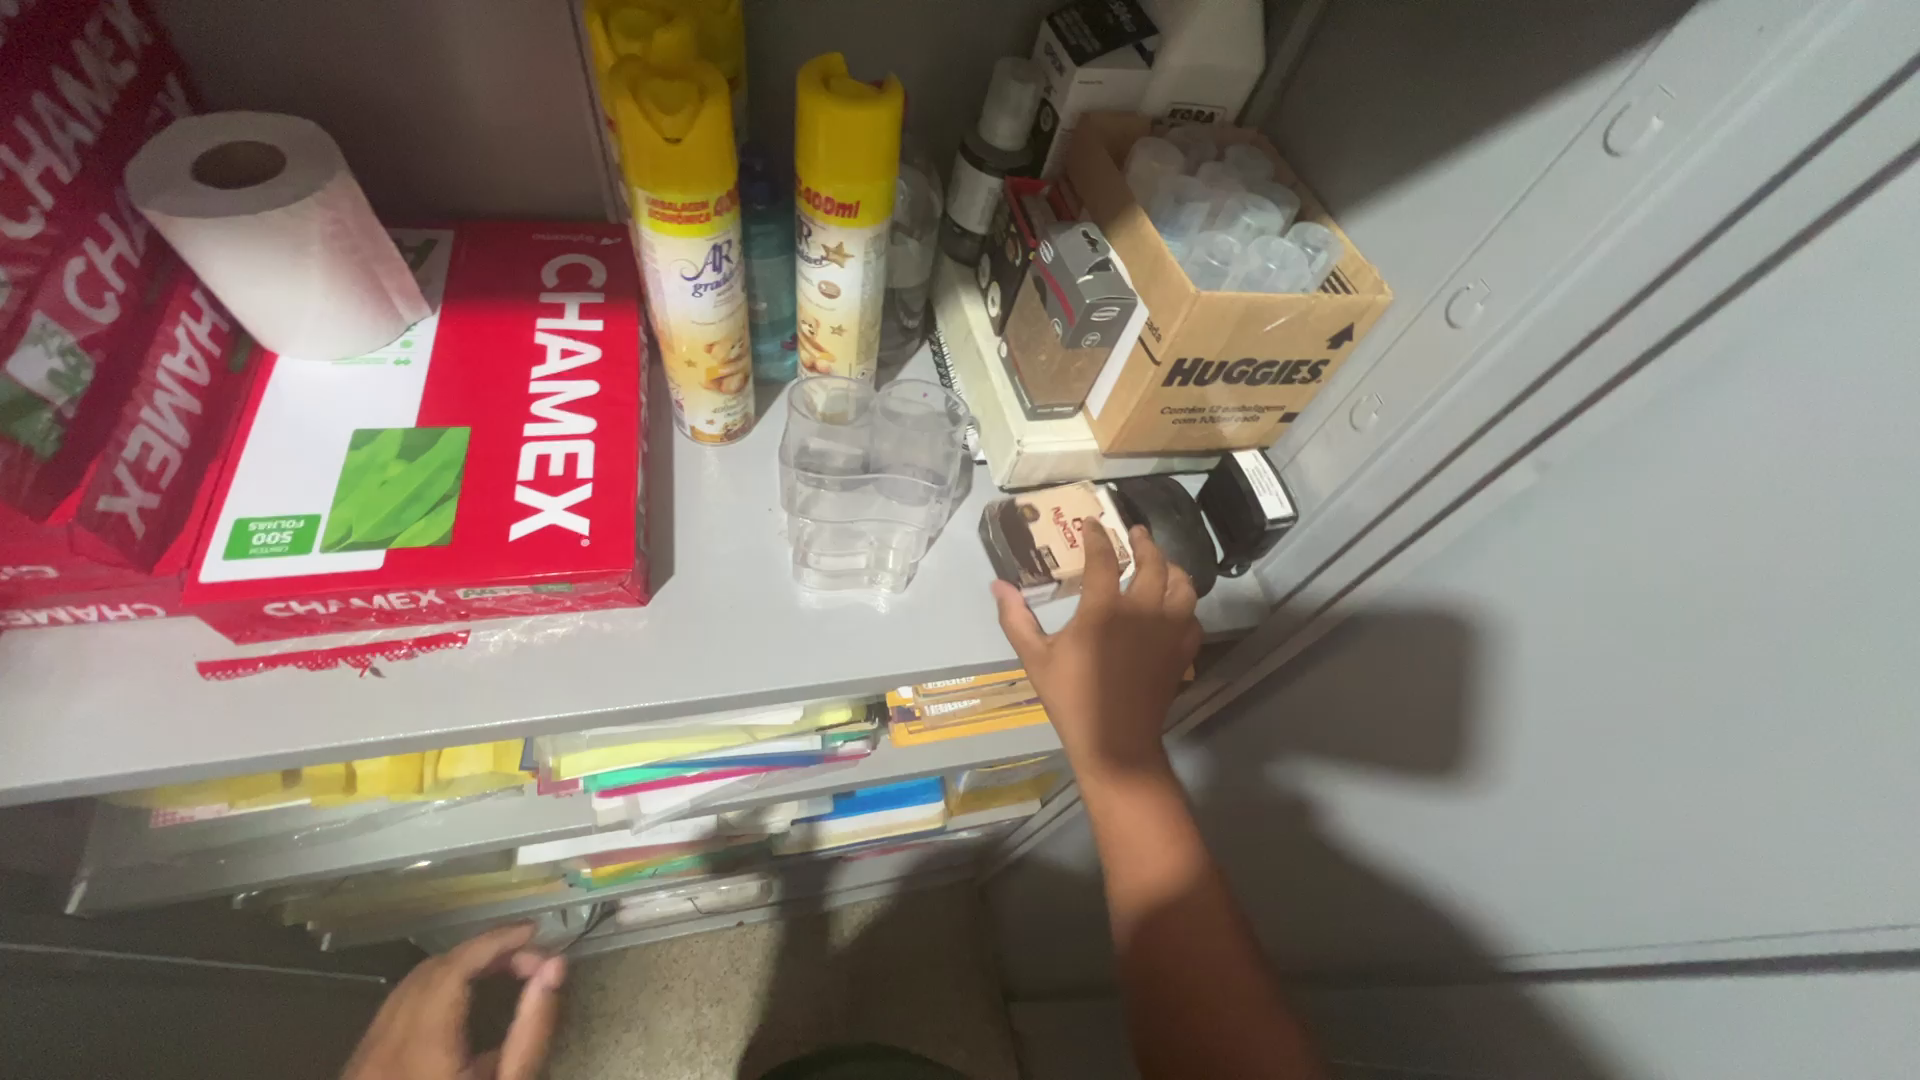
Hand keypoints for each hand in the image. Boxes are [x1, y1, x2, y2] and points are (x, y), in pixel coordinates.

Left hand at [341, 922, 565, 1079]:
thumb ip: (534, 1026)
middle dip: (484, 952)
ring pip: (410, 985)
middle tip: (530, 959)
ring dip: (460, 967)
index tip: (536, 933)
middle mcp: (381, 1047)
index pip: (454, 969)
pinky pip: (398, 1008)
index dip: (495, 941)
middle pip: (431, 970)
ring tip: (506, 971)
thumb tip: (555, 964)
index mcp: (419, 1051)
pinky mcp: (359, 1070)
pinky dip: (438, 989)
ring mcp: (362, 1060)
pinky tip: (468, 998)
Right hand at [993, 523, 1200, 782]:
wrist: (1116, 742)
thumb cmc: (1071, 699)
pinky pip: (1192, 616)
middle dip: (1143, 542)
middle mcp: (1143, 611)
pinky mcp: (1183, 651)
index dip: (1097, 536)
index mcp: (1105, 609)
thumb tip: (998, 585)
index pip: (1104, 558)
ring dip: (1171, 567)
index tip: (1092, 523)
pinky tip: (1172, 606)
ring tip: (1161, 562)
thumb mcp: (1035, 658)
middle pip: (1153, 562)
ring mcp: (1169, 630)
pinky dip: (1183, 603)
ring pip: (1182, 585)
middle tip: (1136, 532)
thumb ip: (1016, 618)